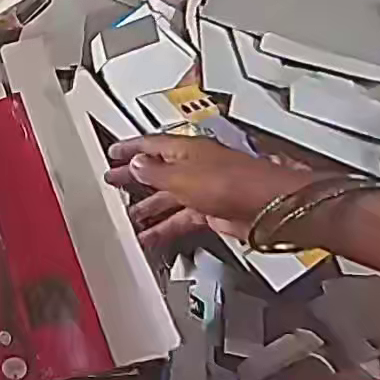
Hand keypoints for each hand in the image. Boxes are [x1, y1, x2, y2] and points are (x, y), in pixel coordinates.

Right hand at [107, 135, 318, 248]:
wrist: (265, 206)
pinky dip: (164, 226)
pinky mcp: (212, 210)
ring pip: (168, 197)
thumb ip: (154, 172)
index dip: (130, 148)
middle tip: (114, 179)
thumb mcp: (180, 176)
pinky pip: (180, 218)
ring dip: (148, 207)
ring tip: (129, 215)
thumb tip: (137, 165)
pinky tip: (152, 235)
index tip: (115, 152)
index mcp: (186, 150)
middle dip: (134, 177)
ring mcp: (204, 188)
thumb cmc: (232, 182)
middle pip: (157, 171)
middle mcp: (195, 166)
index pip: (150, 144)